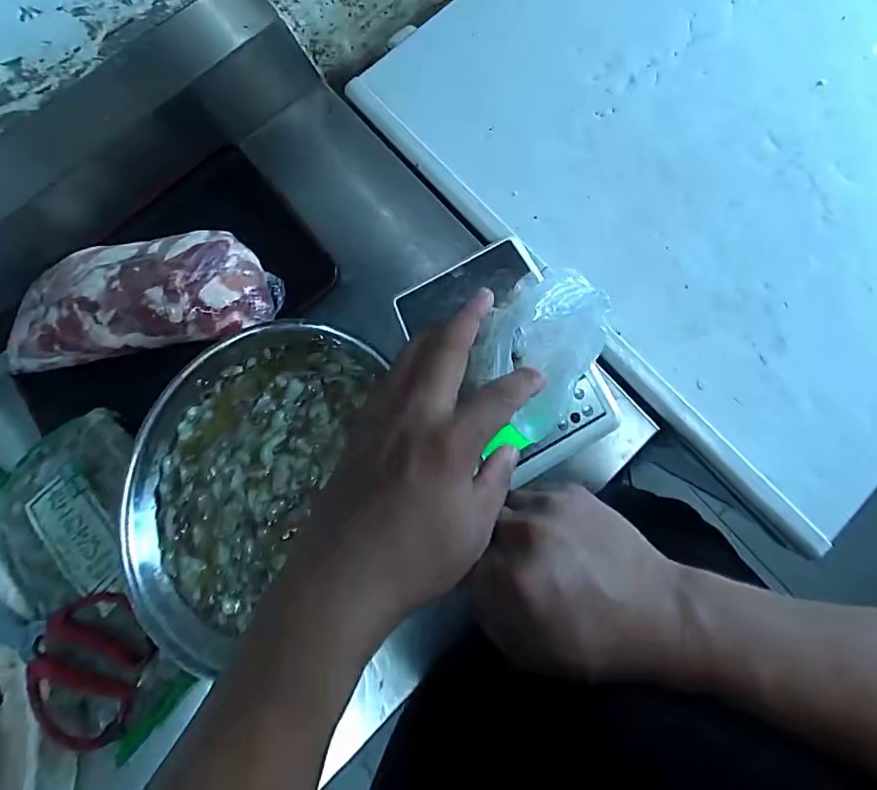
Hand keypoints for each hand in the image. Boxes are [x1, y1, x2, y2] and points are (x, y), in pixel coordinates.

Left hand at [281, 289, 543, 635]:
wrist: (339, 578)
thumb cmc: (415, 562)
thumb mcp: (473, 530)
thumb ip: (494, 481)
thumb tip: (505, 449)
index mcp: (449, 443)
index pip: (495, 398)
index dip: (521, 383)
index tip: (536, 376)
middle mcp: (415, 417)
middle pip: (443, 351)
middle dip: (467, 319)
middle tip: (483, 297)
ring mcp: (382, 419)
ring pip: (409, 357)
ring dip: (433, 332)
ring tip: (451, 320)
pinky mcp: (360, 430)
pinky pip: (390, 379)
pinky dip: (409, 360)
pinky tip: (415, 366)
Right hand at [471, 484, 691, 682]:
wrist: (655, 609)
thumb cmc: (591, 642)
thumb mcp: (528, 651)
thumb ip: (489, 616)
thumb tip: (474, 587)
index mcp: (510, 576)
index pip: (462, 558)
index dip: (467, 569)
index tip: (479, 578)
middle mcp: (524, 532)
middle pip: (479, 521)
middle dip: (484, 538)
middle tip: (502, 556)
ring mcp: (549, 505)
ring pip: (506, 500)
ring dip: (508, 518)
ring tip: (525, 538)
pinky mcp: (572, 491)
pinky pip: (536, 493)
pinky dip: (536, 510)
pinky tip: (552, 528)